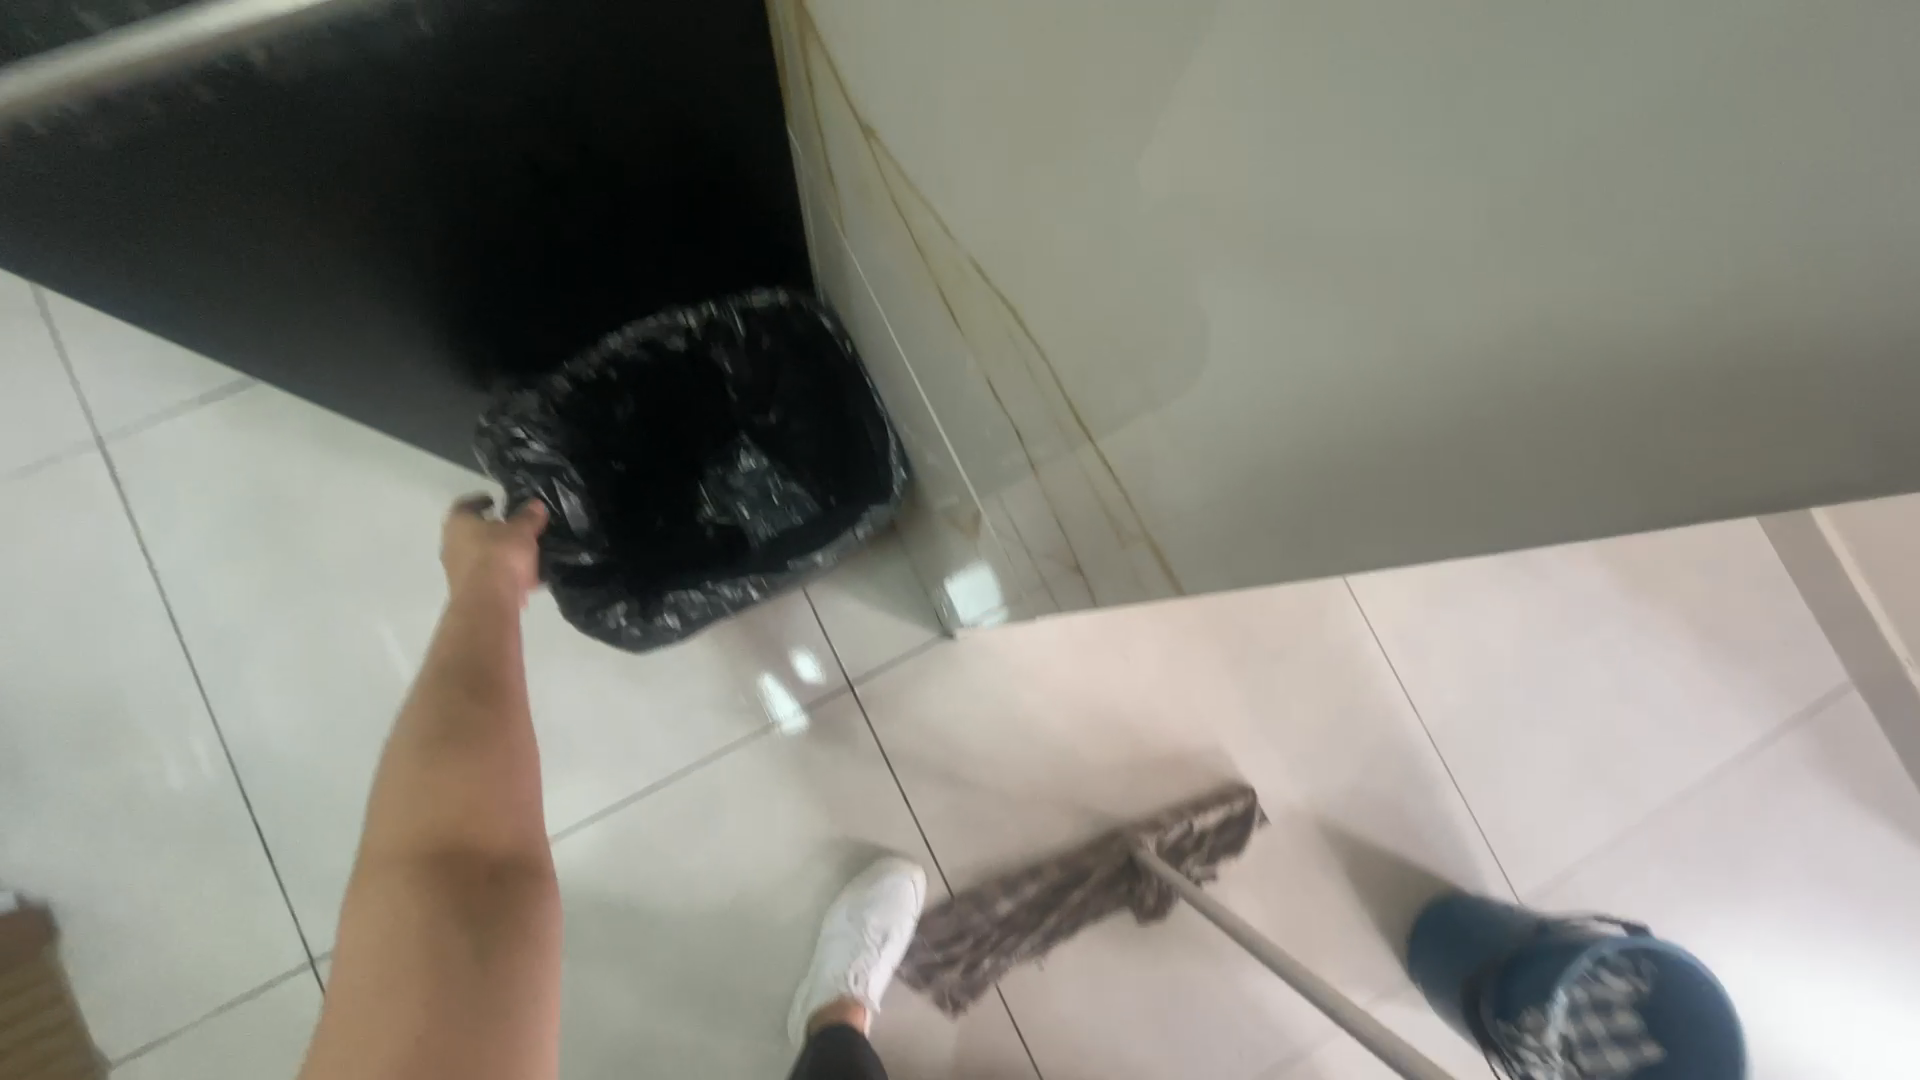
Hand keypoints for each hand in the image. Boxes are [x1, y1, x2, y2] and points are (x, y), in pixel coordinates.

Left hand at [442, 494, 547, 604]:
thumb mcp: (522, 531)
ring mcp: (456, 568)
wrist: (488, 600)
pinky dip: (502, 574)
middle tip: (514, 528)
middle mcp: (451, 543)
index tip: (495, 501)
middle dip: (492, 530)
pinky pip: (487, 575)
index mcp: (459, 522)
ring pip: (479, 555)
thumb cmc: (500, 555)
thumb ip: (528, 517)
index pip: (466, 504)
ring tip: (523, 555)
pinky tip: (523, 578)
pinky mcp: (467, 589)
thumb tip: (535, 504)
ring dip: (497, 554)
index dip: (481, 501)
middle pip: (471, 531)